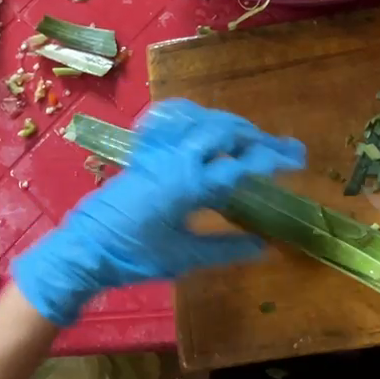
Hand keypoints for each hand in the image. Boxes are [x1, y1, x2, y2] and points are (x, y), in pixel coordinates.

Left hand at [12, 101, 306, 325]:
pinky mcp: (146, 152)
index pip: (240, 164)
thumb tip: (265, 247)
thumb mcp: (185, 258)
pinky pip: (177, 123)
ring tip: (255, 139)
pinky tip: (209, 127)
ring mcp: (159, 151)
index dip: (272, 160)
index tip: (296, 161)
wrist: (84, 249)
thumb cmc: (135, 257)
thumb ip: (227, 250)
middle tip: (283, 148)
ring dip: (233, 126)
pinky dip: (200, 119)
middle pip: (225, 131)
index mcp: (189, 185)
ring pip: (203, 122)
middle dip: (258, 137)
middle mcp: (176, 159)